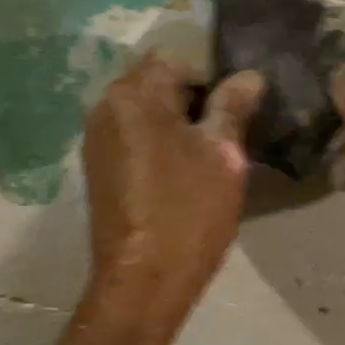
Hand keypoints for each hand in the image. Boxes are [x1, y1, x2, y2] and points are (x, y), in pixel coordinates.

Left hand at [82, 56, 265, 310]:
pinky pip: (130, 133)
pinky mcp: (95, 165)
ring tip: (205, 152)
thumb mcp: (223, 155)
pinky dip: (154, 139)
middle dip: (191, 98)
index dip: (214, 80)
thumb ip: (233, 106)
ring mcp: (96, 136)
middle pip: (157, 82)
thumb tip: (248, 75)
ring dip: (172, 120)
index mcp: (134, 92)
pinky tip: (178, 170)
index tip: (237, 109)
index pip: (180, 61)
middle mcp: (105, 104)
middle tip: (225, 131)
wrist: (141, 283)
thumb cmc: (187, 212)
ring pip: (143, 109)